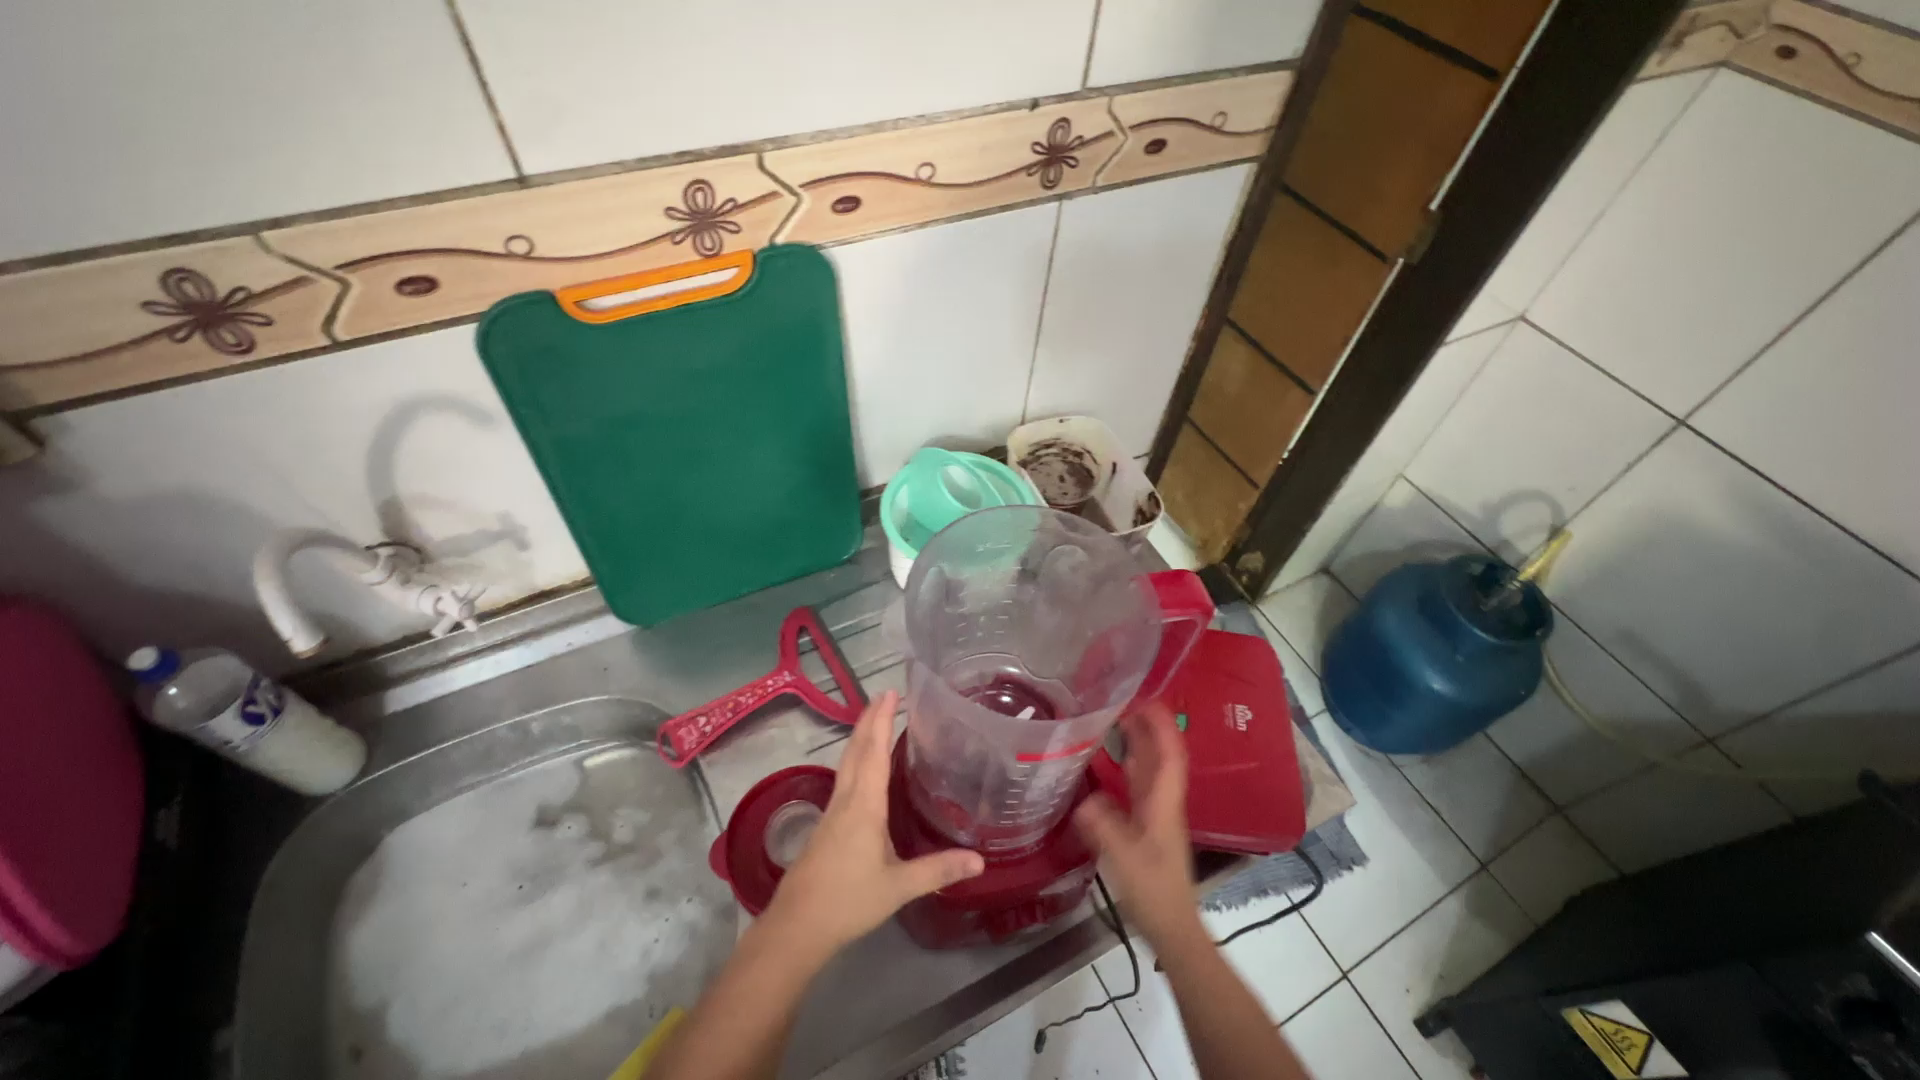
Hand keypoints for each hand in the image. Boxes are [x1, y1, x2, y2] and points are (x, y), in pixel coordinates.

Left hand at [761, 690, 984, 953]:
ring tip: (875, 724)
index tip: (890, 693)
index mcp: (863, 806)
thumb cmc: (847, 901)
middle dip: (869, 721)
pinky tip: (864, 773)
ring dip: (860, 739)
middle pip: (855, 751)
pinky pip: (844, 782)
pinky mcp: (826, 829)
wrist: (797, 926)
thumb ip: (938, 871)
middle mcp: (845, 801)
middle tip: (885, 696)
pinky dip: (856, 763)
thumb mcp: (898, 887)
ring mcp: (832, 814)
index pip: (873, 752)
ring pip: (846, 765)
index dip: (881, 721)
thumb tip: (979, 860)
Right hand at [1074, 703, 1205, 950]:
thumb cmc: (1154, 892)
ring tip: (1117, 721)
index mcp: (1164, 804)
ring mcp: (1157, 815)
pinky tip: (1111, 764)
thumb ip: (1105, 829)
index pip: (1169, 756)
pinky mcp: (1148, 828)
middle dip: (1147, 727)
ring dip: (1140, 744)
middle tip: (1123, 700)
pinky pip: (1140, 787)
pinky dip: (1129, 767)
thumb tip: (1083, 800)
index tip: (1147, 698)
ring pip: (1151, 770)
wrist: (1172, 926)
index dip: (1161, 726)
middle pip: (1160, 757)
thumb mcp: (1124, 859)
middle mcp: (1163, 803)